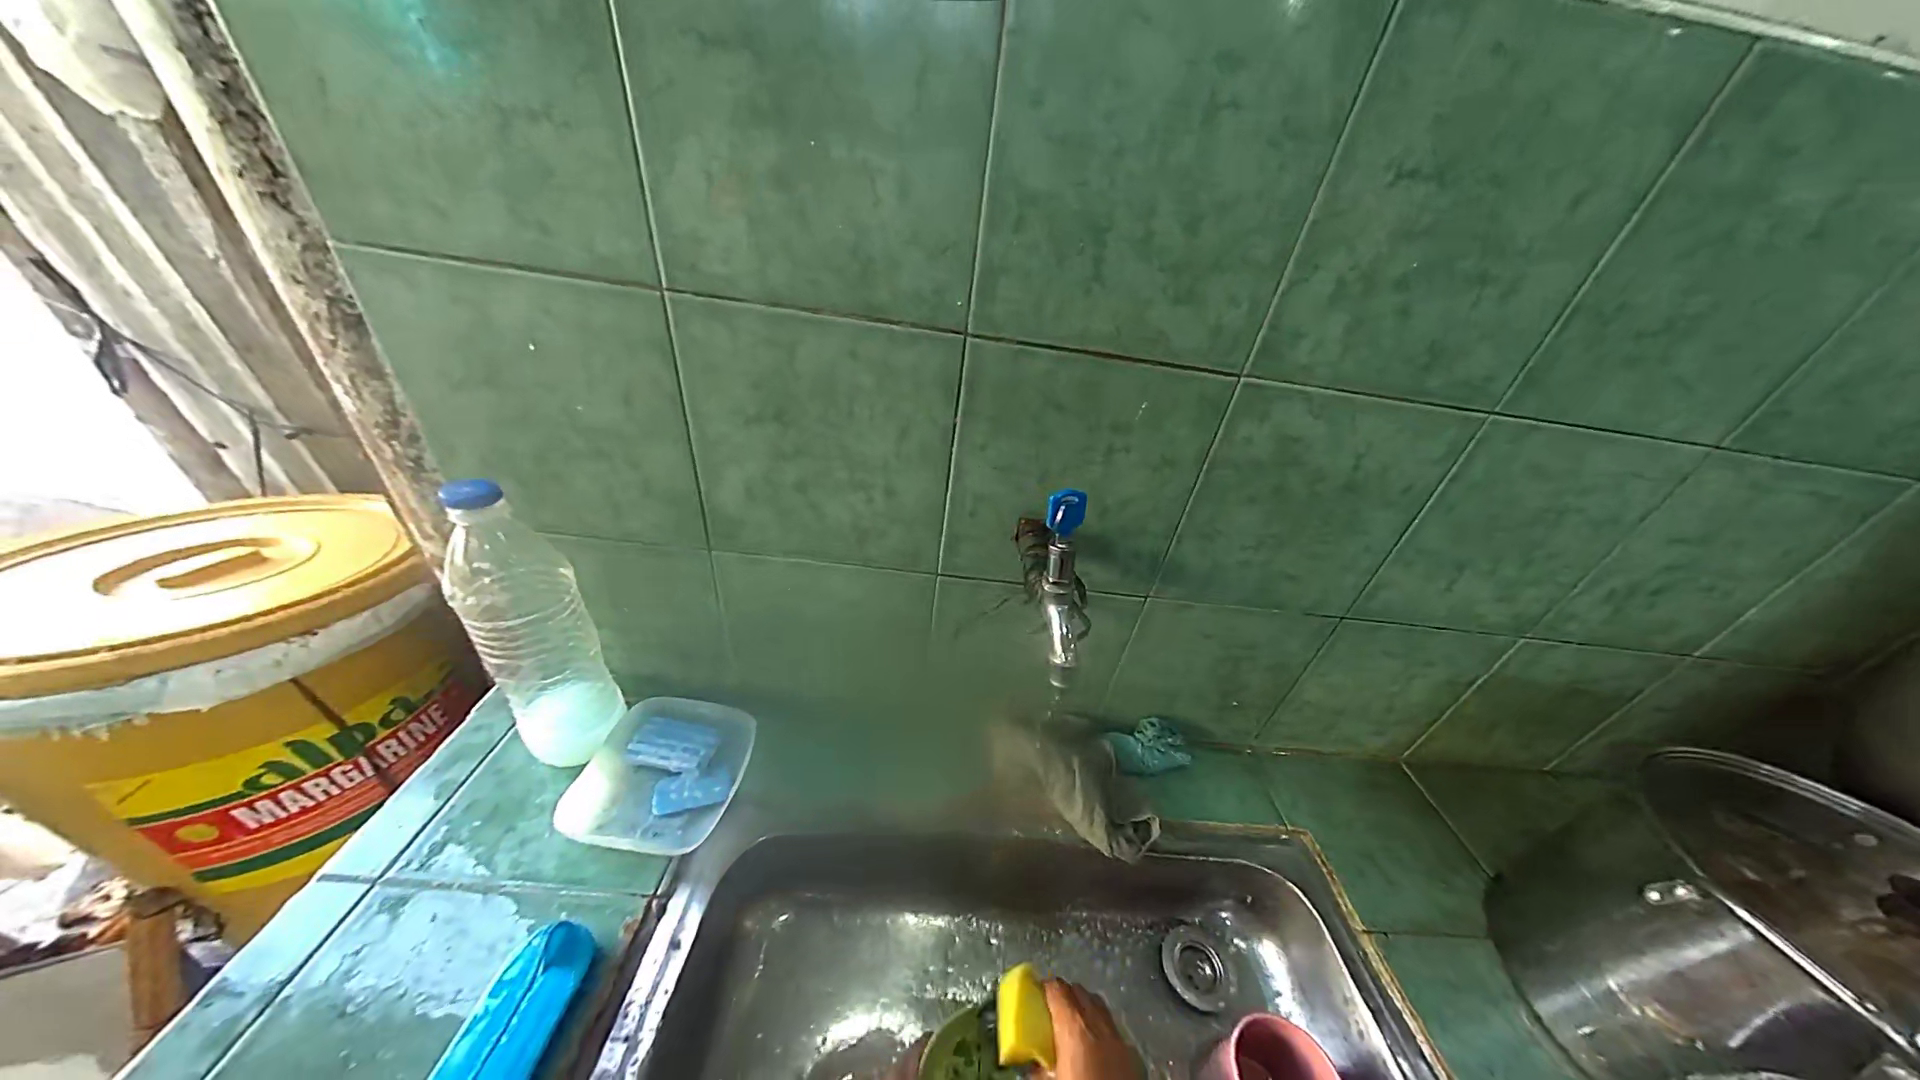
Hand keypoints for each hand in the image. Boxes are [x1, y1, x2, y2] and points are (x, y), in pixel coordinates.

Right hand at [1038, 978, 1141, 1079]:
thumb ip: (1038, 1071)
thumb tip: (1031, 1066)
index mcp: (1074, 1029)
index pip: (1057, 990)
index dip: (1044, 988)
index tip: (1034, 994)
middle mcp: (1098, 1025)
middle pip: (1079, 991)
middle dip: (1063, 994)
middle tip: (1049, 1010)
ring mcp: (1120, 1039)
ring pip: (1098, 1005)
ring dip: (1084, 1006)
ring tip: (1071, 1026)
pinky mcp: (1134, 1056)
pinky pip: (1112, 1027)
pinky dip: (1100, 1025)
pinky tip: (1094, 1047)